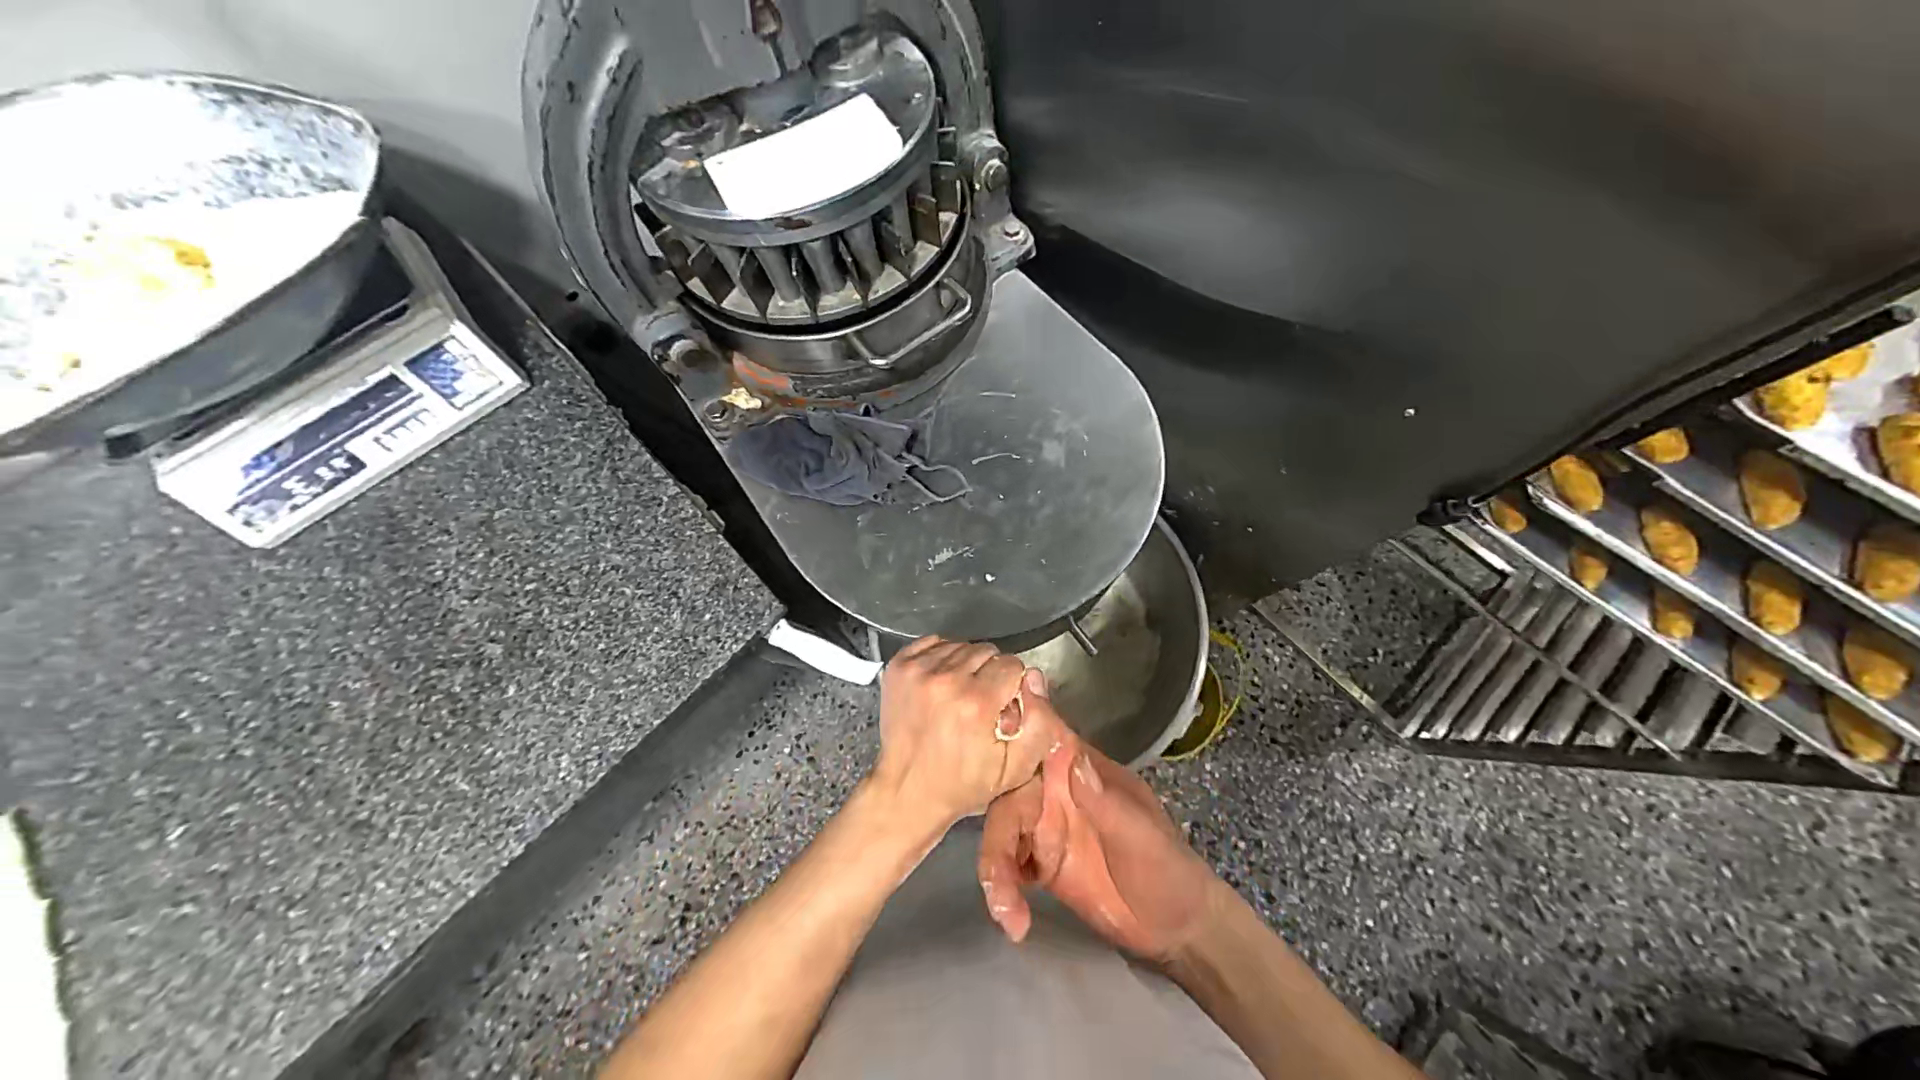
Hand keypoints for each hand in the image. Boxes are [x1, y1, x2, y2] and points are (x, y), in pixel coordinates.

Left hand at [866, 637, 1060, 833]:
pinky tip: (942, 684)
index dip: (1012, 686)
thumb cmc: (960, 784)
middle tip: (981, 704)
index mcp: (976, 702)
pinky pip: (934, 643)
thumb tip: (1035, 679)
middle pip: (987, 651)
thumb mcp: (1015, 769)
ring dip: (966, 666)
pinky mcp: (899, 667)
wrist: (907, 789)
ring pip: (961, 645)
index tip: (1002, 707)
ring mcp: (918, 671)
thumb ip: (1040, 722)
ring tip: (959, 696)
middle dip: (990, 674)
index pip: (1012, 665)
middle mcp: (945, 680)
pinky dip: (942, 658)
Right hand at [978, 681, 1218, 963]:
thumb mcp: (1140, 834)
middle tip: (995, 875)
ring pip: (1002, 831)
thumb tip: (1066, 751)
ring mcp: (1045, 827)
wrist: (1176, 930)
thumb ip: (1103, 798)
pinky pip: (1007, 864)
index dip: (1007, 740)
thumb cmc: (1167, 869)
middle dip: (996, 832)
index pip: (1037, 743)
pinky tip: (1010, 917)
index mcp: (1081, 772)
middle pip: (1007, 793)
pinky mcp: (1039, 863)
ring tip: (1006, 912)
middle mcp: (1055, 792)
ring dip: (995, 868)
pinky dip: (1001, 887)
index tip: (977, 756)